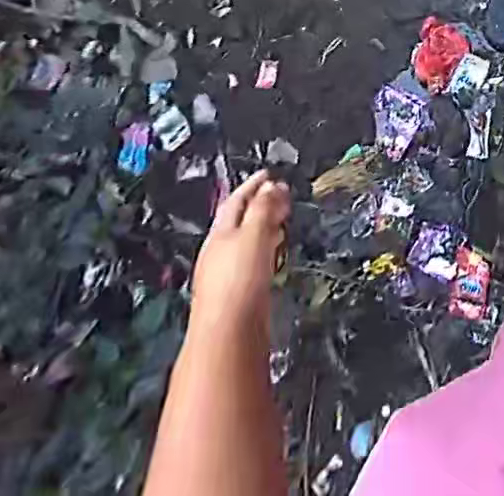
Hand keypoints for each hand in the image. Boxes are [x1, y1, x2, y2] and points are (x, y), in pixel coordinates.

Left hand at [192, 170, 289, 325]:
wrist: (229, 329)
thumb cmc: (239, 279)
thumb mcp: (255, 234)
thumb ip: (264, 208)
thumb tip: (272, 185)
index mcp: (220, 234)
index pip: (236, 201)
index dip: (252, 185)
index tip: (268, 173)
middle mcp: (220, 250)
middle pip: (240, 218)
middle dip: (260, 202)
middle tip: (281, 191)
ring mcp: (228, 269)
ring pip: (248, 237)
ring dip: (265, 222)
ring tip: (283, 214)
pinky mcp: (240, 285)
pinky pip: (255, 254)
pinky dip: (267, 242)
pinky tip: (276, 247)